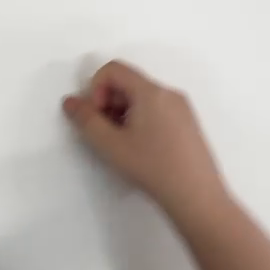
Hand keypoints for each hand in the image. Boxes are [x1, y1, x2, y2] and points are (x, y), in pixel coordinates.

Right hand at [63, 60, 231, 222]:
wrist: (199, 200)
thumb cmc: (153, 168)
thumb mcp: (110, 145)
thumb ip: (85, 119)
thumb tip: (70, 101)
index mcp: (151, 91)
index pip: (113, 69)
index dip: (96, 88)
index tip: (98, 117)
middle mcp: (169, 93)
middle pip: (127, 82)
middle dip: (108, 102)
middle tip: (106, 133)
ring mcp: (182, 108)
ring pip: (141, 97)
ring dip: (122, 112)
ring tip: (123, 144)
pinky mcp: (188, 124)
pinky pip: (156, 109)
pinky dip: (140, 119)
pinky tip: (142, 149)